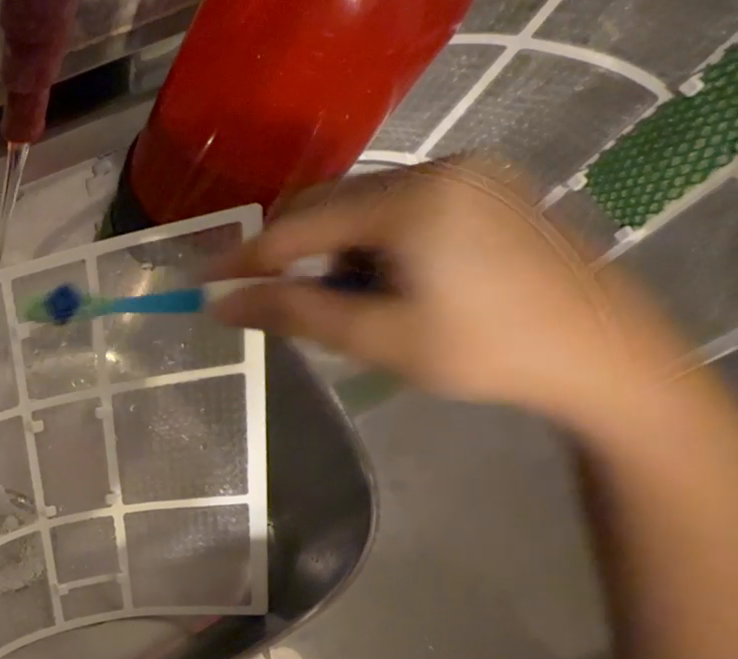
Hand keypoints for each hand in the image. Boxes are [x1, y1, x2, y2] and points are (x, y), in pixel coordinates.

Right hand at [210, 158, 685, 423]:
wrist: (598, 352)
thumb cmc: (481, 351)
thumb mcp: (374, 337)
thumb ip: (291, 312)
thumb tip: (218, 304)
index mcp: (414, 202)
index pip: (300, 225)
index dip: (243, 258)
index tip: (197, 282)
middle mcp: (440, 170)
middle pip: (327, 202)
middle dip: (286, 251)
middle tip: (258, 298)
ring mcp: (467, 174)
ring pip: (359, 203)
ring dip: (326, 248)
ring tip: (331, 300)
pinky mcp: (483, 189)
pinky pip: (395, 205)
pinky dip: (364, 240)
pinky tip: (372, 280)